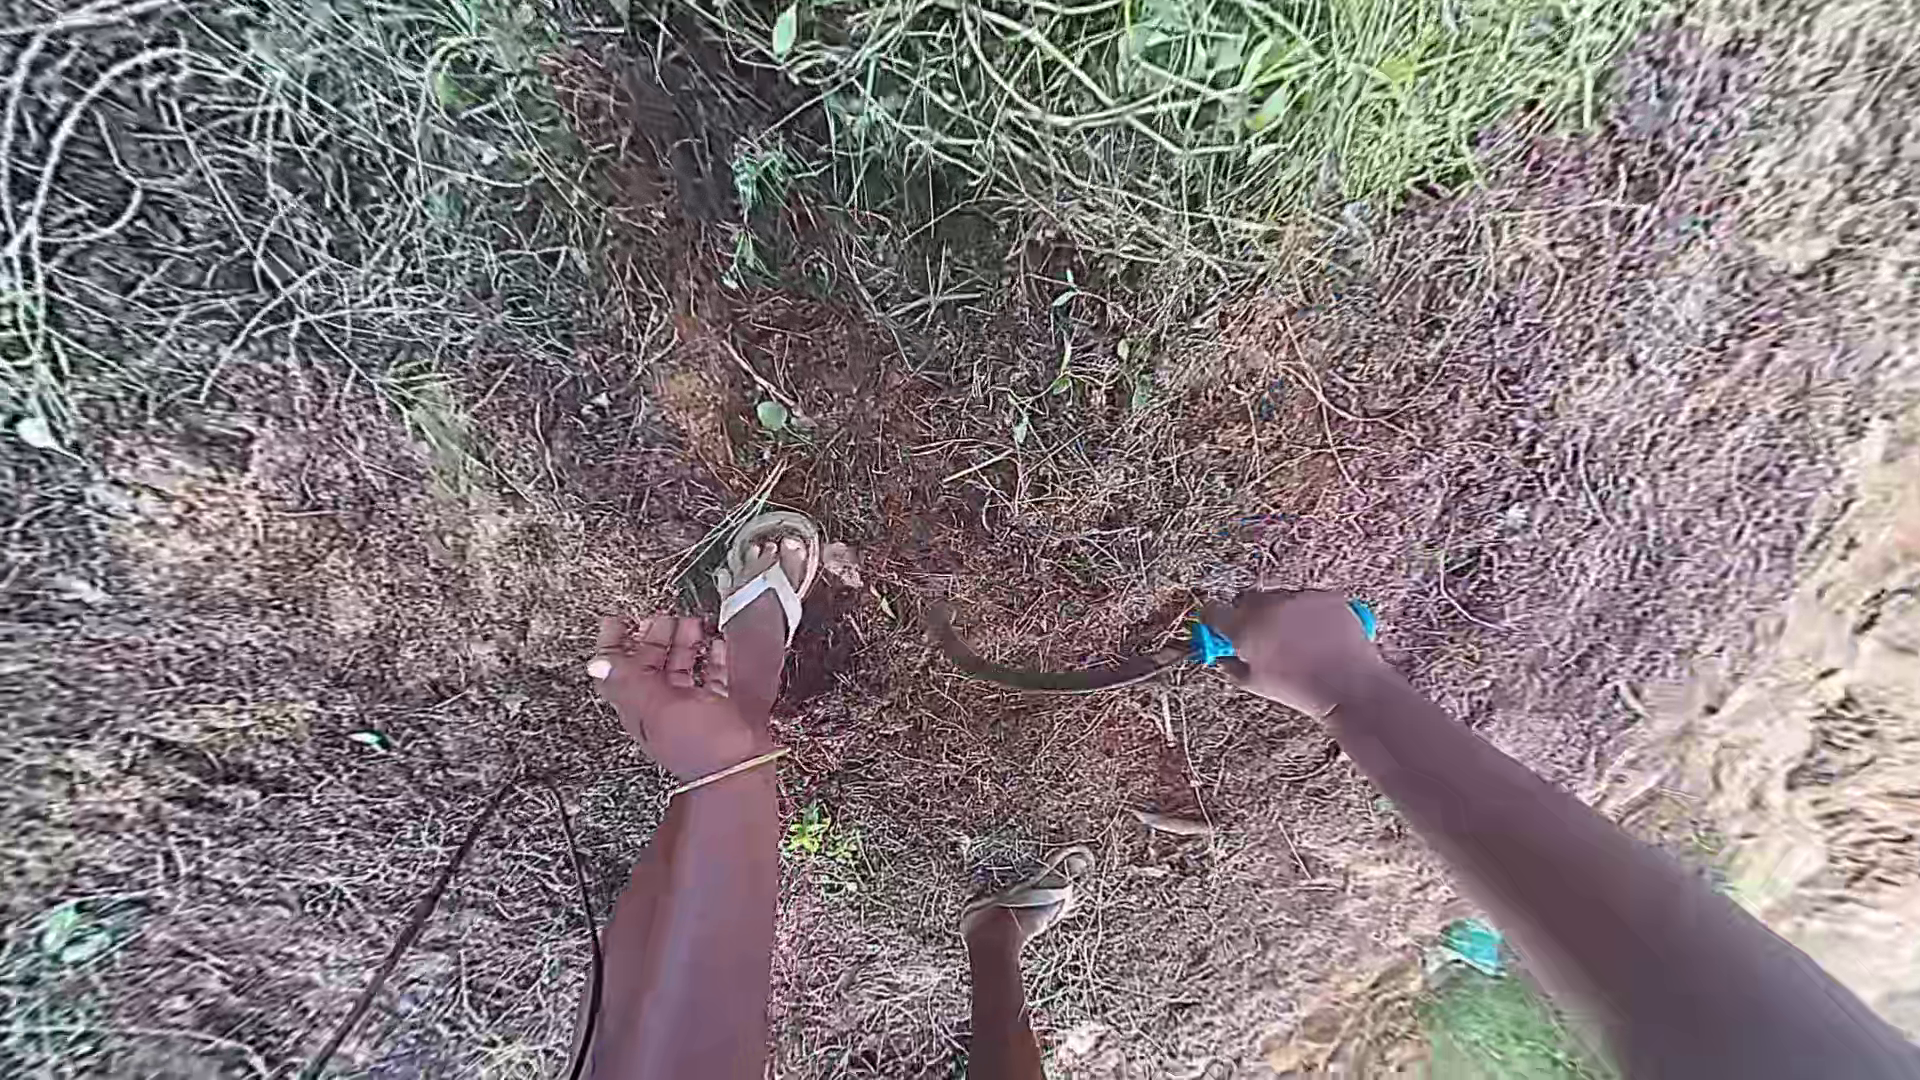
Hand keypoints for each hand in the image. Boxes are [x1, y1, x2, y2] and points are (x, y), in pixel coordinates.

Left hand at [589, 614, 771, 780]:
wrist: (739, 767)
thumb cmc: (701, 744)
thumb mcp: (660, 708)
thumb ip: (630, 683)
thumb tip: (597, 663)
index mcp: (641, 706)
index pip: (617, 670)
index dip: (613, 643)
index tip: (616, 620)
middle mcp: (662, 705)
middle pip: (650, 664)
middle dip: (654, 637)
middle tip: (662, 617)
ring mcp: (690, 706)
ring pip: (680, 667)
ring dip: (683, 643)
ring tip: (691, 623)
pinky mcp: (717, 706)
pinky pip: (710, 676)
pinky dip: (712, 658)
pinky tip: (717, 646)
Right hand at [1201, 590, 1389, 716]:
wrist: (1349, 687)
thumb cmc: (1298, 688)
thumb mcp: (1252, 683)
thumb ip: (1229, 664)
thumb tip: (1222, 654)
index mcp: (1242, 626)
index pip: (1213, 610)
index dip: (1215, 619)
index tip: (1220, 625)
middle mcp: (1266, 605)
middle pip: (1246, 600)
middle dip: (1249, 614)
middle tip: (1262, 635)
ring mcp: (1297, 597)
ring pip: (1278, 597)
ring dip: (1280, 611)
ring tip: (1296, 638)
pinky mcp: (1324, 596)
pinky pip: (1308, 598)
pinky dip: (1309, 611)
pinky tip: (1317, 633)